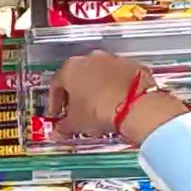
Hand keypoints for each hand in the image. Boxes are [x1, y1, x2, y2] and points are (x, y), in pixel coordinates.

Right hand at [49, 50, 186, 144]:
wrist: (135, 107)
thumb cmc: (100, 110)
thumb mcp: (75, 123)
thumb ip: (64, 126)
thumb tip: (60, 130)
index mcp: (70, 69)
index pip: (56, 84)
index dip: (55, 101)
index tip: (58, 112)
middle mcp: (90, 59)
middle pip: (78, 76)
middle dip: (77, 93)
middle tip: (77, 110)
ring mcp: (112, 60)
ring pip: (99, 74)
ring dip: (96, 88)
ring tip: (99, 107)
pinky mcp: (131, 66)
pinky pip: (118, 77)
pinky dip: (115, 87)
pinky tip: (116, 103)